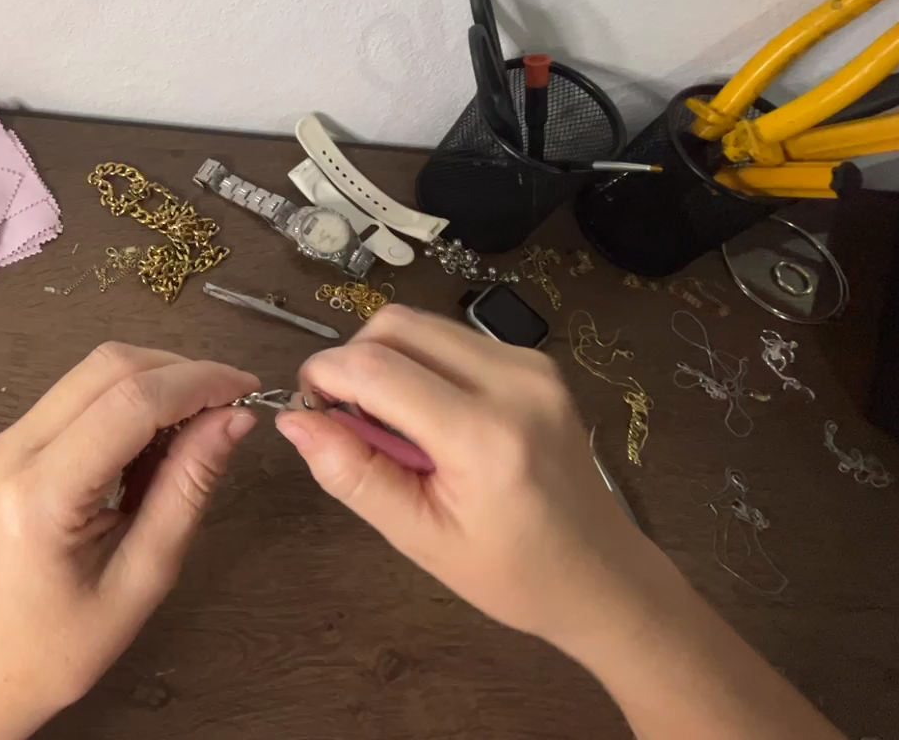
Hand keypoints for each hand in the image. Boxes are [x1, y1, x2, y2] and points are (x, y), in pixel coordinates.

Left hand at [0, 343, 258, 737]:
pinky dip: (131, 397)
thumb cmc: (65, 643)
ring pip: (96, 369)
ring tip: (197, 427)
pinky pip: (82, 391)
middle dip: (180, 371)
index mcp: (41, 494)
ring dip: (157, 379)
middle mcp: (14, 447)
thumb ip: (187, 490)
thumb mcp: (143, 577)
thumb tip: (236, 419)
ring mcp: (7, 436)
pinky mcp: (12, 436)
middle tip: (230, 403)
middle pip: (109, 366)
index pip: (129, 402)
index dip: (197, 383)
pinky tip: (156, 438)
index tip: (248, 389)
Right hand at [275, 305, 670, 647]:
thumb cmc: (511, 573)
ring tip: (390, 419)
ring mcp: (529, 363)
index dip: (324, 375)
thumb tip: (293, 419)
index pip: (375, 368)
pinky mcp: (532, 359)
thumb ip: (351, 473)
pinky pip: (446, 335)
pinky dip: (415, 360)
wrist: (606, 576)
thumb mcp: (418, 537)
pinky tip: (425, 410)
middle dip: (350, 360)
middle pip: (394, 326)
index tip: (310, 408)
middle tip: (349, 417)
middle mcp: (513, 381)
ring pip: (417, 323)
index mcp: (485, 436)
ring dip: (381, 358)